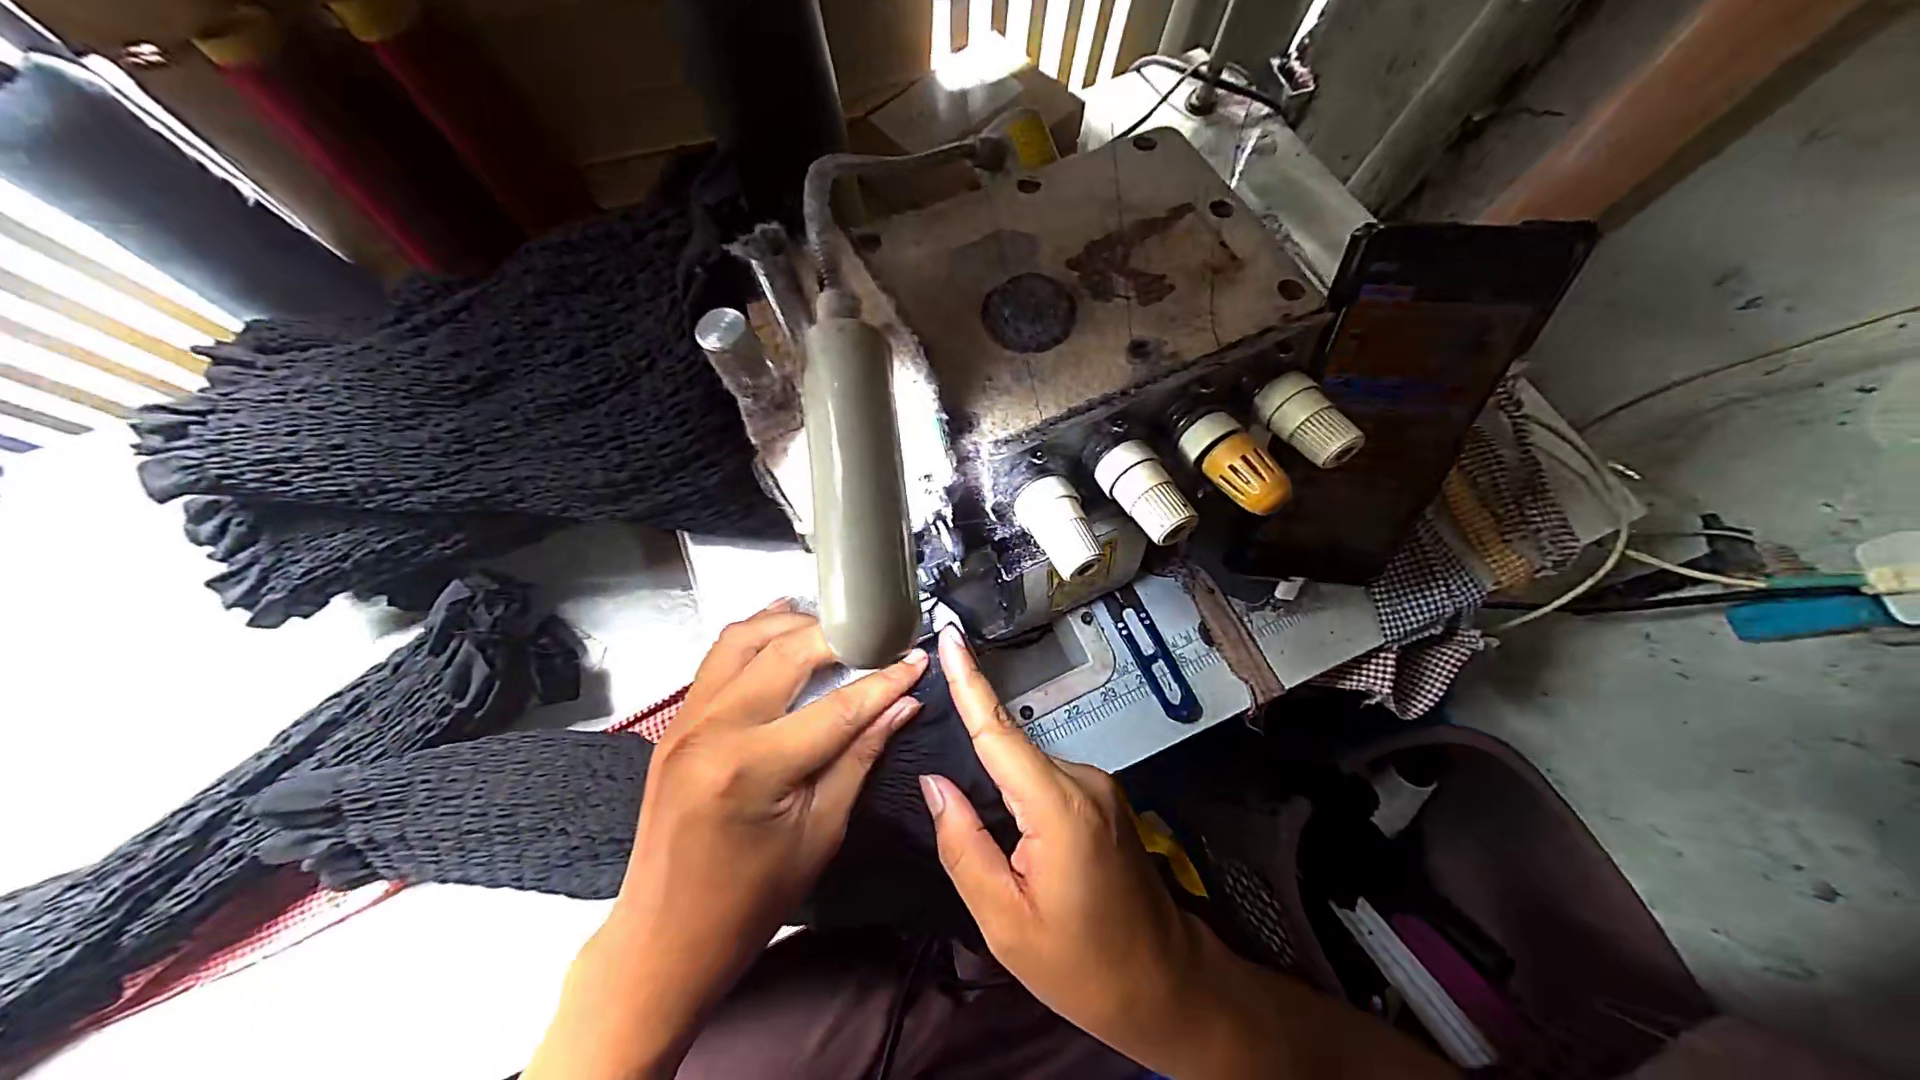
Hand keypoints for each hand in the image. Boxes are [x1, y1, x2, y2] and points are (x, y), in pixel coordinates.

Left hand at [525, 601, 928, 1078]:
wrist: (663, 940)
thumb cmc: (749, 902)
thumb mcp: (819, 832)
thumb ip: (860, 757)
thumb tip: (903, 705)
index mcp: (752, 767)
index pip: (836, 706)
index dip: (884, 681)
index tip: (917, 660)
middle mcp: (713, 729)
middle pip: (787, 654)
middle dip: (840, 639)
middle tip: (879, 638)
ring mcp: (685, 721)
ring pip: (743, 640)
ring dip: (791, 624)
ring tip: (834, 627)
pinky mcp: (675, 724)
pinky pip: (716, 660)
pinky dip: (753, 637)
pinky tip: (780, 629)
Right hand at [918, 625, 1219, 1063]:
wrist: (1167, 985)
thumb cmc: (1082, 965)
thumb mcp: (1005, 920)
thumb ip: (963, 843)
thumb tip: (934, 783)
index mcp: (1058, 806)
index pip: (999, 731)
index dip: (968, 680)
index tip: (950, 636)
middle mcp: (1083, 780)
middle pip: (1010, 746)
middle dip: (971, 748)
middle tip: (945, 788)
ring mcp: (1099, 785)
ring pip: (1026, 764)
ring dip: (997, 781)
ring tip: (994, 843)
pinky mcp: (1103, 796)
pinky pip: (1045, 778)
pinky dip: (1019, 791)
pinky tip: (1016, 837)